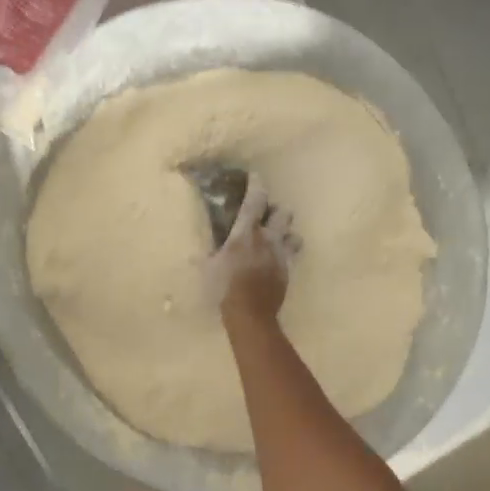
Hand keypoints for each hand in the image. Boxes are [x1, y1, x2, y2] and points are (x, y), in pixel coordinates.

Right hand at [207, 186, 295, 324]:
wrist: (250, 314)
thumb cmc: (224, 287)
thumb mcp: (208, 270)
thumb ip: (206, 258)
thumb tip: (194, 255)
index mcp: (246, 232)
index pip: (256, 199)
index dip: (256, 184)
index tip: (255, 177)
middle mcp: (268, 238)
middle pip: (284, 213)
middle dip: (276, 211)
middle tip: (266, 217)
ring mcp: (281, 255)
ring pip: (295, 235)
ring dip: (287, 234)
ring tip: (277, 240)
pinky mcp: (288, 272)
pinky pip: (292, 257)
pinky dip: (285, 255)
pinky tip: (275, 262)